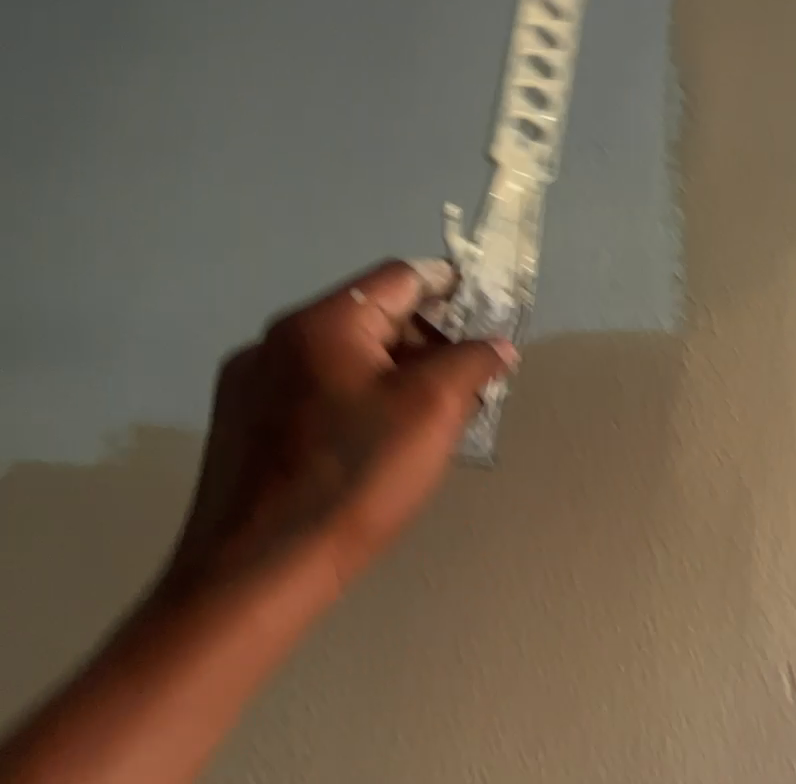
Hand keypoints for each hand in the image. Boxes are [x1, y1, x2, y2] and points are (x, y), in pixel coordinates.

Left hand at [161, 259, 515, 601]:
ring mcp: (252, 386)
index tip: (491, 324)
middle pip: (375, 315)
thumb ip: (475, 359)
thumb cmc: (357, 475)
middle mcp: (277, 342)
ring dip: (400, 372)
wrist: (258, 573)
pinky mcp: (244, 426)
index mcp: (321, 324)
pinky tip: (383, 441)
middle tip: (471, 380)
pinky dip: (363, 398)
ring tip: (435, 416)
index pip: (404, 277)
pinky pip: (321, 389)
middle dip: (432, 340)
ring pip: (349, 355)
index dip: (457, 291)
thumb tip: (496, 345)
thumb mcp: (437, 405)